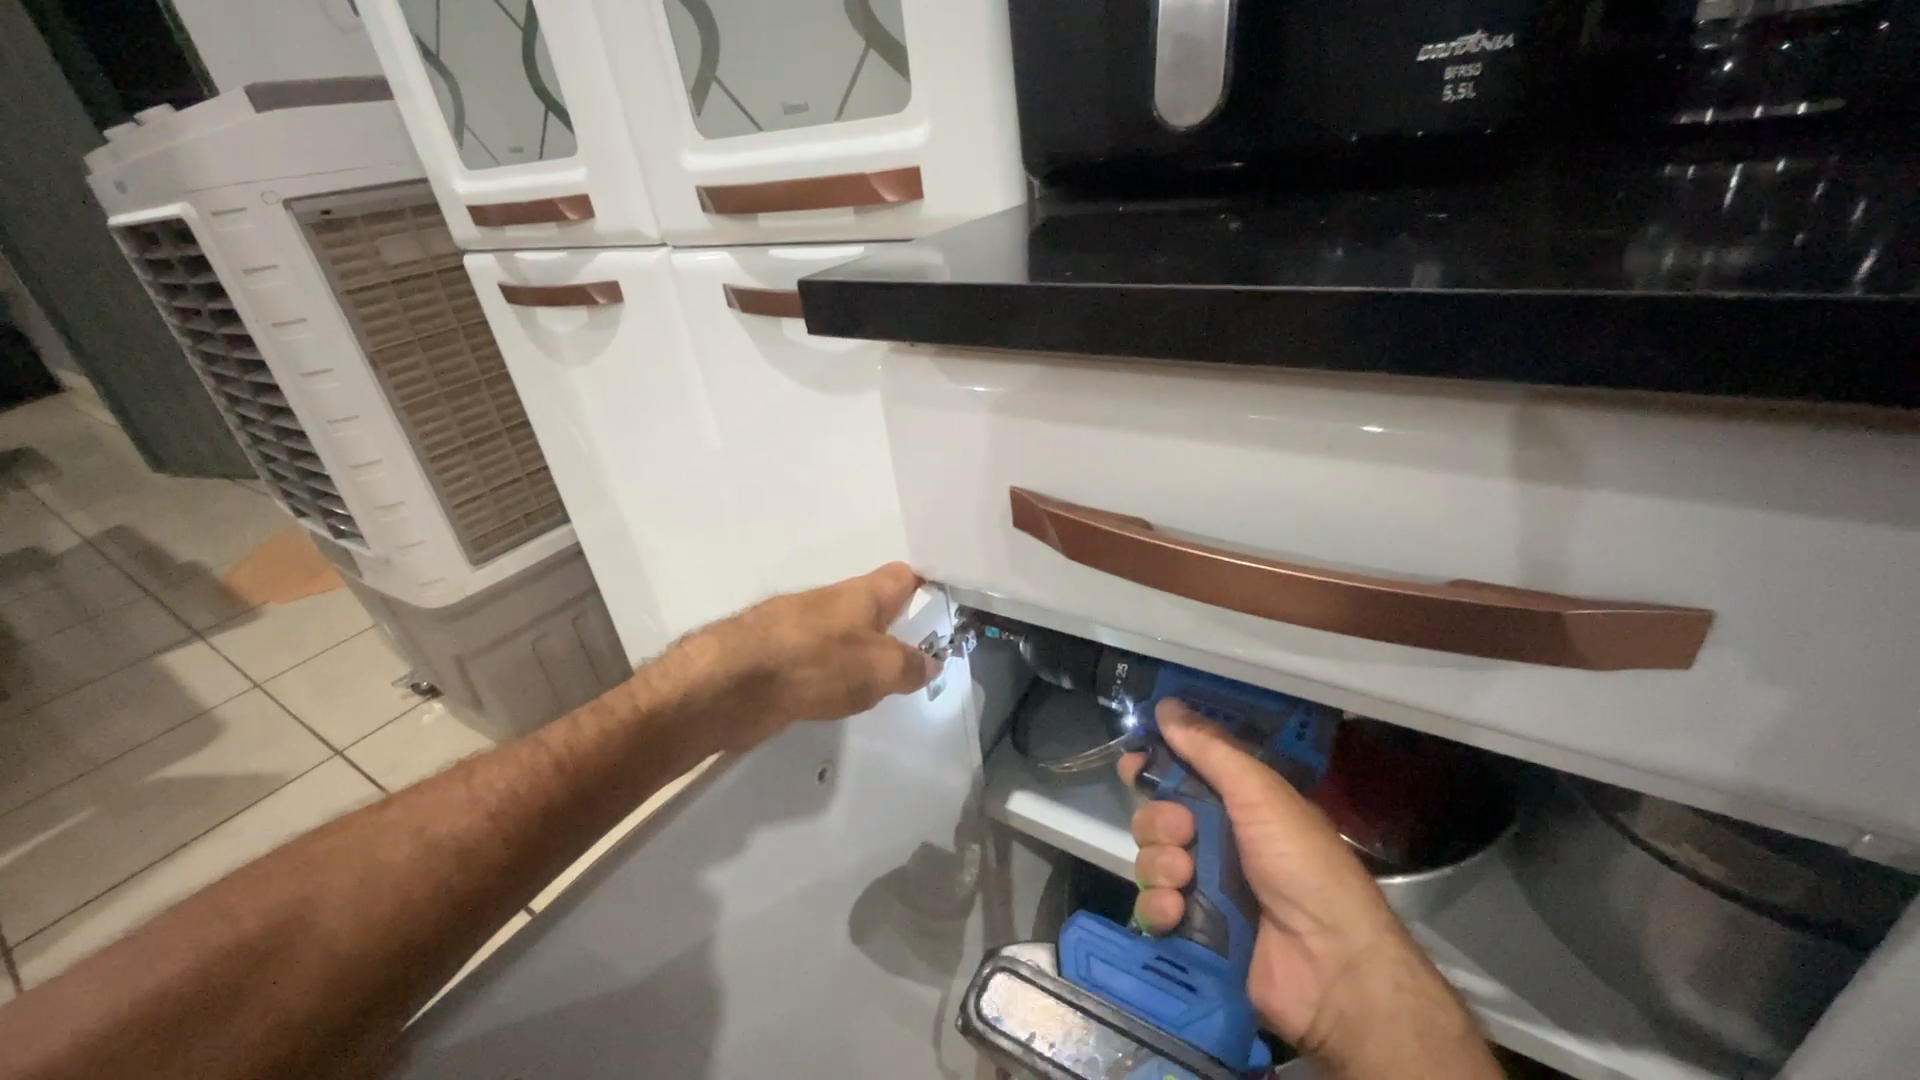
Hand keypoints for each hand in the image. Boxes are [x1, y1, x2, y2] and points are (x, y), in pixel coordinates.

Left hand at [663, 563, 938, 751]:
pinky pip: (815, 662)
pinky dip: (829, 677)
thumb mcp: (879, 668)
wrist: (730, 685)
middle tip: (918, 662)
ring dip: (860, 656)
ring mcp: (798, 628)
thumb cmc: (814, 663)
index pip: (902, 576)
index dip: (925, 588)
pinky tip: (834, 700)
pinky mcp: (775, 657)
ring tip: (881, 687)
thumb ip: (910, 665)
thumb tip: (930, 661)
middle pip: (871, 607)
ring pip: (842, 636)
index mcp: (861, 593)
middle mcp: (830, 603)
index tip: (943, 611)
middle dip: (894, 629)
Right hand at [1121, 701, 1499, 1078]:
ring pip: (1150, 863)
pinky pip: (1152, 911)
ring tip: (1187, 882)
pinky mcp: (1193, 934)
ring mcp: (1204, 890)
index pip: (1180, 776)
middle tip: (1185, 835)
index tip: (1134, 765)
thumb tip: (1167, 705)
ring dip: (1160, 868)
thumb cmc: (1302, 864)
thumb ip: (1210, 749)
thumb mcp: (1261, 793)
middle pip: (1155, 818)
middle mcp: (1217, 844)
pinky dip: (1158, 910)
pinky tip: (1178, 915)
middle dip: (1159, 824)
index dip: (1153, 768)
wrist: (1330, 963)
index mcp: (1236, 805)